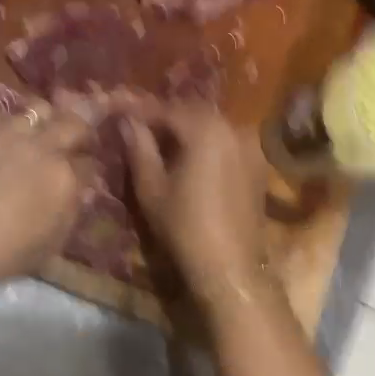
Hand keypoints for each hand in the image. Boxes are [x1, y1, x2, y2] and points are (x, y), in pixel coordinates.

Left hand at [0, 107, 88, 287]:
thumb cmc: (5, 252)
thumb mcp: (51, 243)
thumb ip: (71, 212)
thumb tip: (82, 192)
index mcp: (64, 178)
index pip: (90, 164)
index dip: (90, 170)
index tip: (85, 176)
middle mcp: (43, 148)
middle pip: (74, 123)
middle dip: (80, 130)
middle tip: (75, 140)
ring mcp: (9, 136)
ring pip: (38, 109)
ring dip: (43, 120)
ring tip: (38, 132)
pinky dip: (2, 120)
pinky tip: (0, 134)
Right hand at [124, 104, 269, 284]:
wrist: (230, 266)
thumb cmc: (184, 226)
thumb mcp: (151, 187)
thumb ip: (139, 148)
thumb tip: (128, 122)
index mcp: (205, 130)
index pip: (166, 109)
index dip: (139, 110)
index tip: (117, 111)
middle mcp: (233, 128)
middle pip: (191, 112)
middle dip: (163, 117)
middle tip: (136, 125)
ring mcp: (250, 146)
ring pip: (210, 126)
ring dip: (184, 129)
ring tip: (158, 141)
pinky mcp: (257, 164)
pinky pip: (225, 142)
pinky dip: (204, 142)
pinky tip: (186, 158)